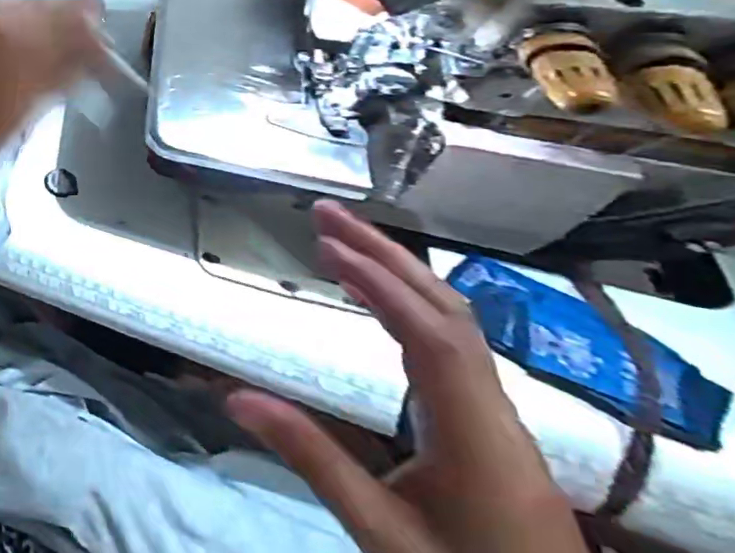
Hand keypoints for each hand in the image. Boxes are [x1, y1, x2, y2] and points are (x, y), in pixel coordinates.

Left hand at [0, 0, 104, 198]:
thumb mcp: (16, 114)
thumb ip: (59, 73)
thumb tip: (92, 48)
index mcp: (14, 32)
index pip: (74, 2)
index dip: (87, 22)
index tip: (86, 46)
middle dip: (43, 28)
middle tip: (34, 65)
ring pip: (0, 0)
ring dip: (6, 25)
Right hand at [225, 202, 584, 552]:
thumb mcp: (381, 530)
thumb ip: (312, 460)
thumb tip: (234, 397)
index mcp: (476, 435)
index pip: (432, 338)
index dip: (380, 285)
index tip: (324, 245)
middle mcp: (497, 415)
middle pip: (450, 314)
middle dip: (388, 256)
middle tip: (326, 214)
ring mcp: (500, 419)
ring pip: (458, 325)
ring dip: (400, 273)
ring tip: (342, 239)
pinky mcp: (492, 428)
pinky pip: (453, 345)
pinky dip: (410, 306)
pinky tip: (377, 299)